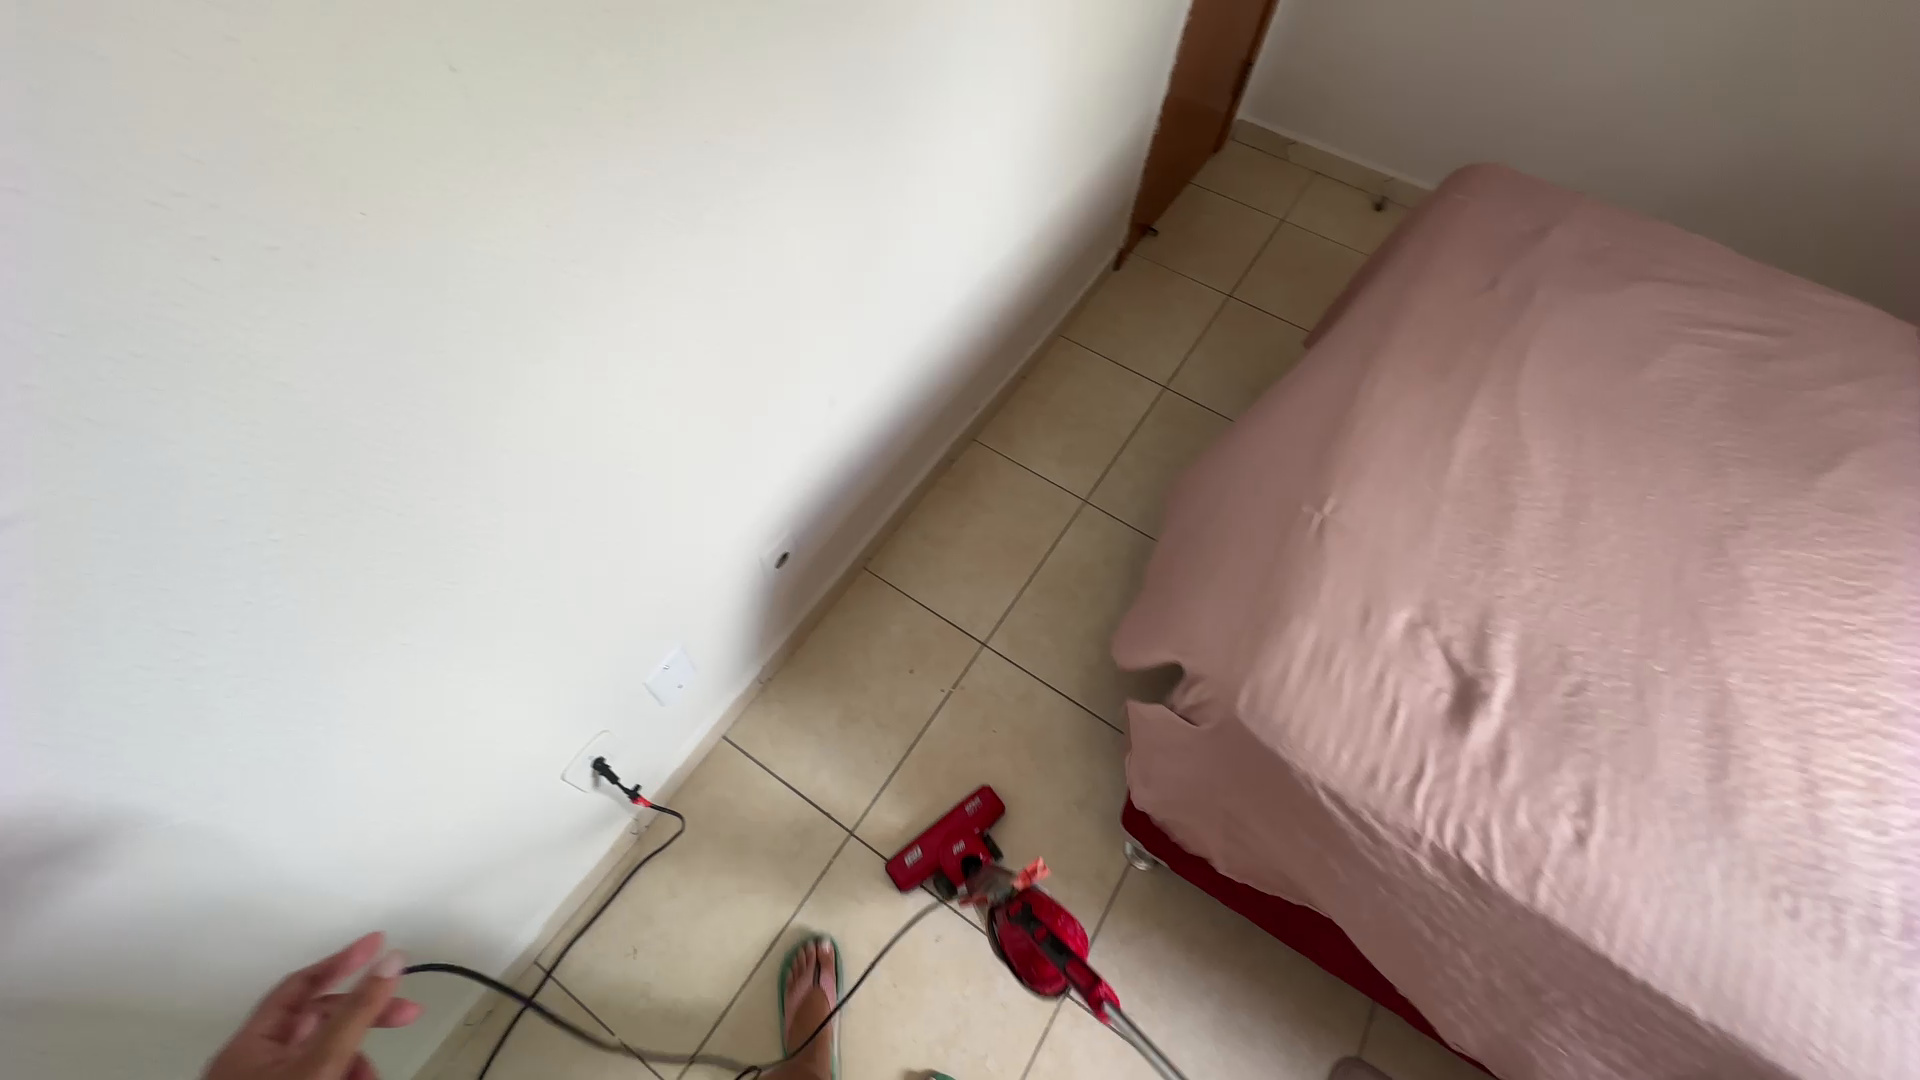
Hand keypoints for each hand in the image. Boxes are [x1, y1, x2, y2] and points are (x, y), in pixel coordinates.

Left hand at [205, 932, 422, 1079]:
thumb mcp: (323, 1062)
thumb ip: (357, 1011)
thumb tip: (392, 958)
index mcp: (250, 1046)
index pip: (301, 985)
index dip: (342, 960)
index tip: (381, 942)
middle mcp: (254, 1063)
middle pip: (320, 1019)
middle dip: (365, 1017)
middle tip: (407, 1013)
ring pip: (325, 1053)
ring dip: (358, 1058)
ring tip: (372, 1076)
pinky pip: (323, 1076)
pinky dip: (347, 1076)